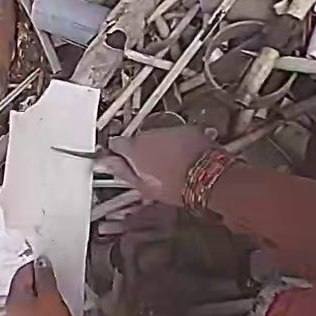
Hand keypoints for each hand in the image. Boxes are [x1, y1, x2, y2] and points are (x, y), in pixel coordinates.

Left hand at [7, 257, 78, 315]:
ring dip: (40, 296)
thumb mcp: (51, 297)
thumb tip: (41, 263)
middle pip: (22, 288)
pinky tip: (54, 312)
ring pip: (28, 303)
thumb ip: (45, 277)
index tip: (48, 263)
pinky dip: (42, 310)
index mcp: (14, 300)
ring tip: (57, 295)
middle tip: (53, 277)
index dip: (36, 266)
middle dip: (37, 281)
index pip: (21, 274)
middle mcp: (11, 313)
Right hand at [101, 126, 215, 206]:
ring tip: (169, 167)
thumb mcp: (143, 186)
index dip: (116, 154)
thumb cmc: (177, 186)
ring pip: (157, 137)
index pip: (115, 143)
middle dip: (141, 153)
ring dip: (160, 148)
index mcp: (134, 148)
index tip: (118, 161)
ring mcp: (169, 130)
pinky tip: (183, 159)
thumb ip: (122, 171)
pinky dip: (177, 144)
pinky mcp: (187, 129)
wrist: (208, 177)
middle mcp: (150, 134)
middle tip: (148, 171)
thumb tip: (107, 163)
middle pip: (138, 140)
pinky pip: (176, 135)